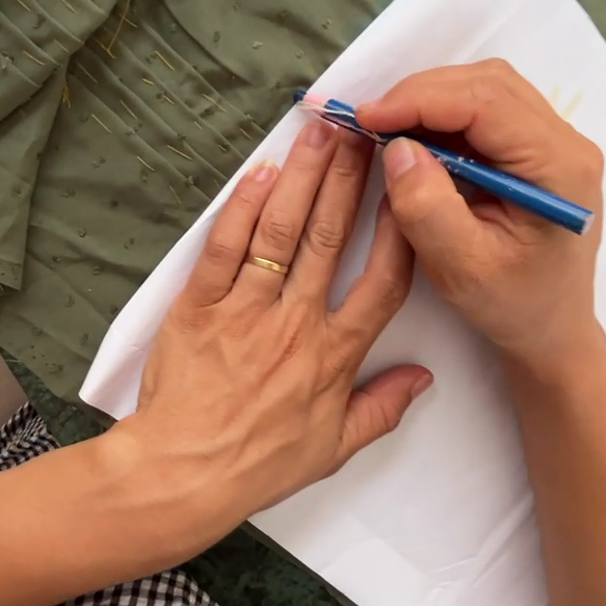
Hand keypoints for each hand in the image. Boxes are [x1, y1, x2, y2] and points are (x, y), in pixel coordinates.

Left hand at [115, 120, 431, 535]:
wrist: (182, 473)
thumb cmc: (256, 464)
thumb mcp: (332, 450)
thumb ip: (382, 410)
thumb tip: (423, 377)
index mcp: (333, 356)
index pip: (382, 284)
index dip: (398, 234)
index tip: (407, 191)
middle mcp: (295, 323)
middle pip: (329, 239)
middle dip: (347, 180)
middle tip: (361, 132)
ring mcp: (245, 310)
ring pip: (280, 232)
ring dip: (301, 178)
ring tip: (319, 133)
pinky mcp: (199, 306)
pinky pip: (223, 250)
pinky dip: (240, 210)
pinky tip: (258, 174)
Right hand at [357, 60, 604, 370]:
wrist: (550, 329)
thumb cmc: (511, 305)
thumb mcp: (461, 268)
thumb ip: (428, 208)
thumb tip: (398, 148)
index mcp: (558, 168)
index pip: (487, 102)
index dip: (420, 100)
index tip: (366, 118)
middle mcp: (565, 142)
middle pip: (488, 84)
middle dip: (421, 94)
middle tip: (370, 122)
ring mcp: (553, 142)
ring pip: (486, 89)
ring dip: (430, 101)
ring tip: (388, 129)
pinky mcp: (535, 149)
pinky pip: (485, 111)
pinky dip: (442, 116)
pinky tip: (415, 139)